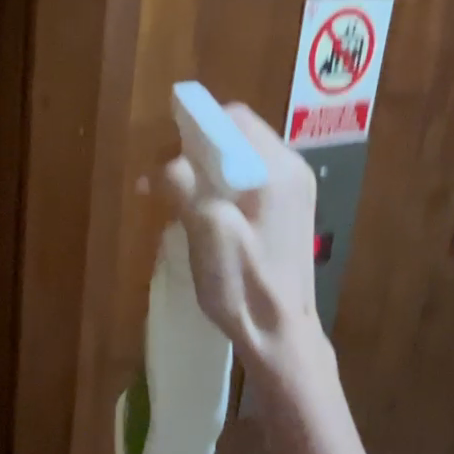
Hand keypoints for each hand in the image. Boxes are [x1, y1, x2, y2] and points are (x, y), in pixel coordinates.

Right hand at [159, 103, 335, 381]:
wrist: (279, 334)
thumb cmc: (244, 284)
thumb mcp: (206, 230)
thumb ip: (184, 186)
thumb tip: (162, 166)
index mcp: (276, 170)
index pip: (232, 119)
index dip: (194, 128)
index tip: (165, 156)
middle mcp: (290, 171)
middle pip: (235, 135)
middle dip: (194, 150)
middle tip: (163, 183)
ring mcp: (291, 192)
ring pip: (238, 158)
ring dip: (202, 170)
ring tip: (174, 201)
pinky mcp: (284, 212)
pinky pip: (246, 180)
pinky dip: (218, 186)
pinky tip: (199, 215)